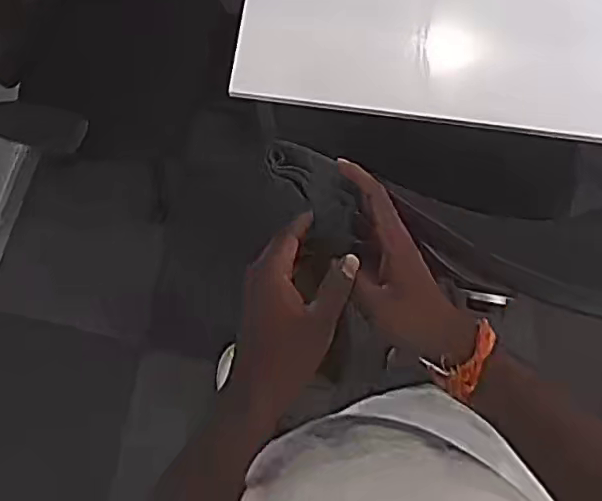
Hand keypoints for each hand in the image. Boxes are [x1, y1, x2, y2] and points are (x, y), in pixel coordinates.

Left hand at [227, 212, 358, 418]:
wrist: (256, 389)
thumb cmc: (287, 357)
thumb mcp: (320, 321)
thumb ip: (335, 287)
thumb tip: (347, 259)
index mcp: (270, 272)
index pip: (287, 235)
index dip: (303, 221)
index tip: (319, 212)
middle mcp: (257, 274)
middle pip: (281, 244)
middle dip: (303, 235)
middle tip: (328, 230)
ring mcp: (253, 287)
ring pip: (277, 259)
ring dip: (298, 252)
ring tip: (324, 249)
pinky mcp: (255, 301)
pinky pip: (273, 273)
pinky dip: (291, 267)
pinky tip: (310, 276)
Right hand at [338, 159, 483, 366]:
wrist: (446, 341)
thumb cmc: (418, 323)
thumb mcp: (377, 304)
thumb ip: (351, 279)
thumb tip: (334, 258)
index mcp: (394, 241)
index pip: (377, 197)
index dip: (359, 177)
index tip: (341, 164)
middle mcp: (396, 241)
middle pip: (373, 202)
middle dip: (351, 187)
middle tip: (326, 181)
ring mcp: (396, 252)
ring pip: (370, 220)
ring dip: (350, 209)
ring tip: (324, 207)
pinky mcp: (394, 265)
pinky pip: (370, 238)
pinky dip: (353, 231)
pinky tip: (336, 240)